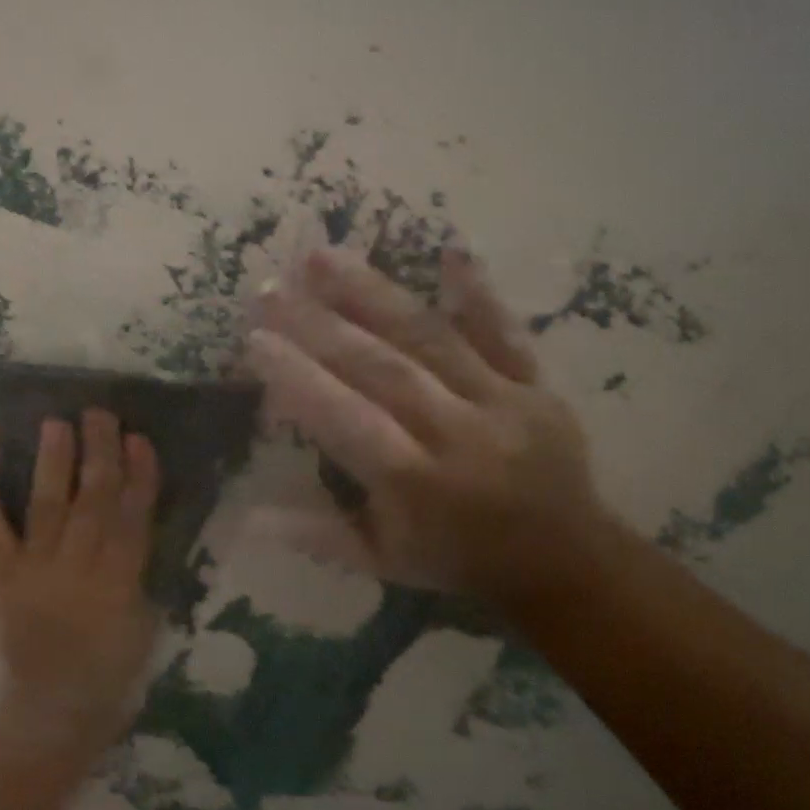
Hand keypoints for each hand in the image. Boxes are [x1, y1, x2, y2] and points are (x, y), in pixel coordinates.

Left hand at [0, 410, 161, 752]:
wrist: (55, 707)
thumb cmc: (110, 670)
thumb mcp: (143, 623)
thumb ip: (140, 575)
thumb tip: (137, 529)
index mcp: (119, 579)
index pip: (133, 516)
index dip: (138, 475)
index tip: (138, 438)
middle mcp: (79, 566)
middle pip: (92, 501)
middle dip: (97, 454)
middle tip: (97, 412)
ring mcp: (37, 570)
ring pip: (48, 509)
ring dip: (51, 465)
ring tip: (53, 424)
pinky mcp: (5, 580)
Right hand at [246, 246, 617, 605]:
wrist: (563, 561)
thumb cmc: (455, 561)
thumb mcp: (381, 561)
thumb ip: (316, 533)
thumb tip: (245, 515)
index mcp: (412, 481)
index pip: (343, 418)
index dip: (298, 378)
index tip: (255, 341)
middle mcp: (454, 433)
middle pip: (380, 367)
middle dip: (319, 325)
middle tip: (269, 289)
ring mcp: (500, 402)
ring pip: (430, 338)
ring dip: (373, 293)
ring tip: (322, 257)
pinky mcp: (536, 385)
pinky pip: (505, 333)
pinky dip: (478, 292)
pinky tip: (449, 248)